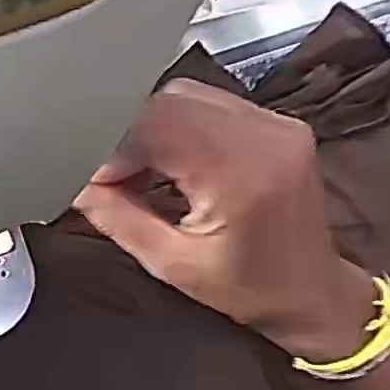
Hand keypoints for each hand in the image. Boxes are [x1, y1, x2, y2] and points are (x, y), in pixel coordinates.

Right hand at [73, 79, 376, 360]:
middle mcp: (265, 137)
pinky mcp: (276, 124)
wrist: (311, 292)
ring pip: (187, 97)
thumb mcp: (170, 263)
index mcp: (240, 175)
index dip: (113, 147)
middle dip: (128, 136)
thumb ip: (118, 219)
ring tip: (141, 175)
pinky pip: (209, 105)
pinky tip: (168, 164)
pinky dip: (176, 128)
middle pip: (169, 102)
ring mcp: (276, 125)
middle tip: (114, 180)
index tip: (98, 182)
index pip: (156, 125)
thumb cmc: (248, 288)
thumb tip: (78, 186)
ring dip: (150, 130)